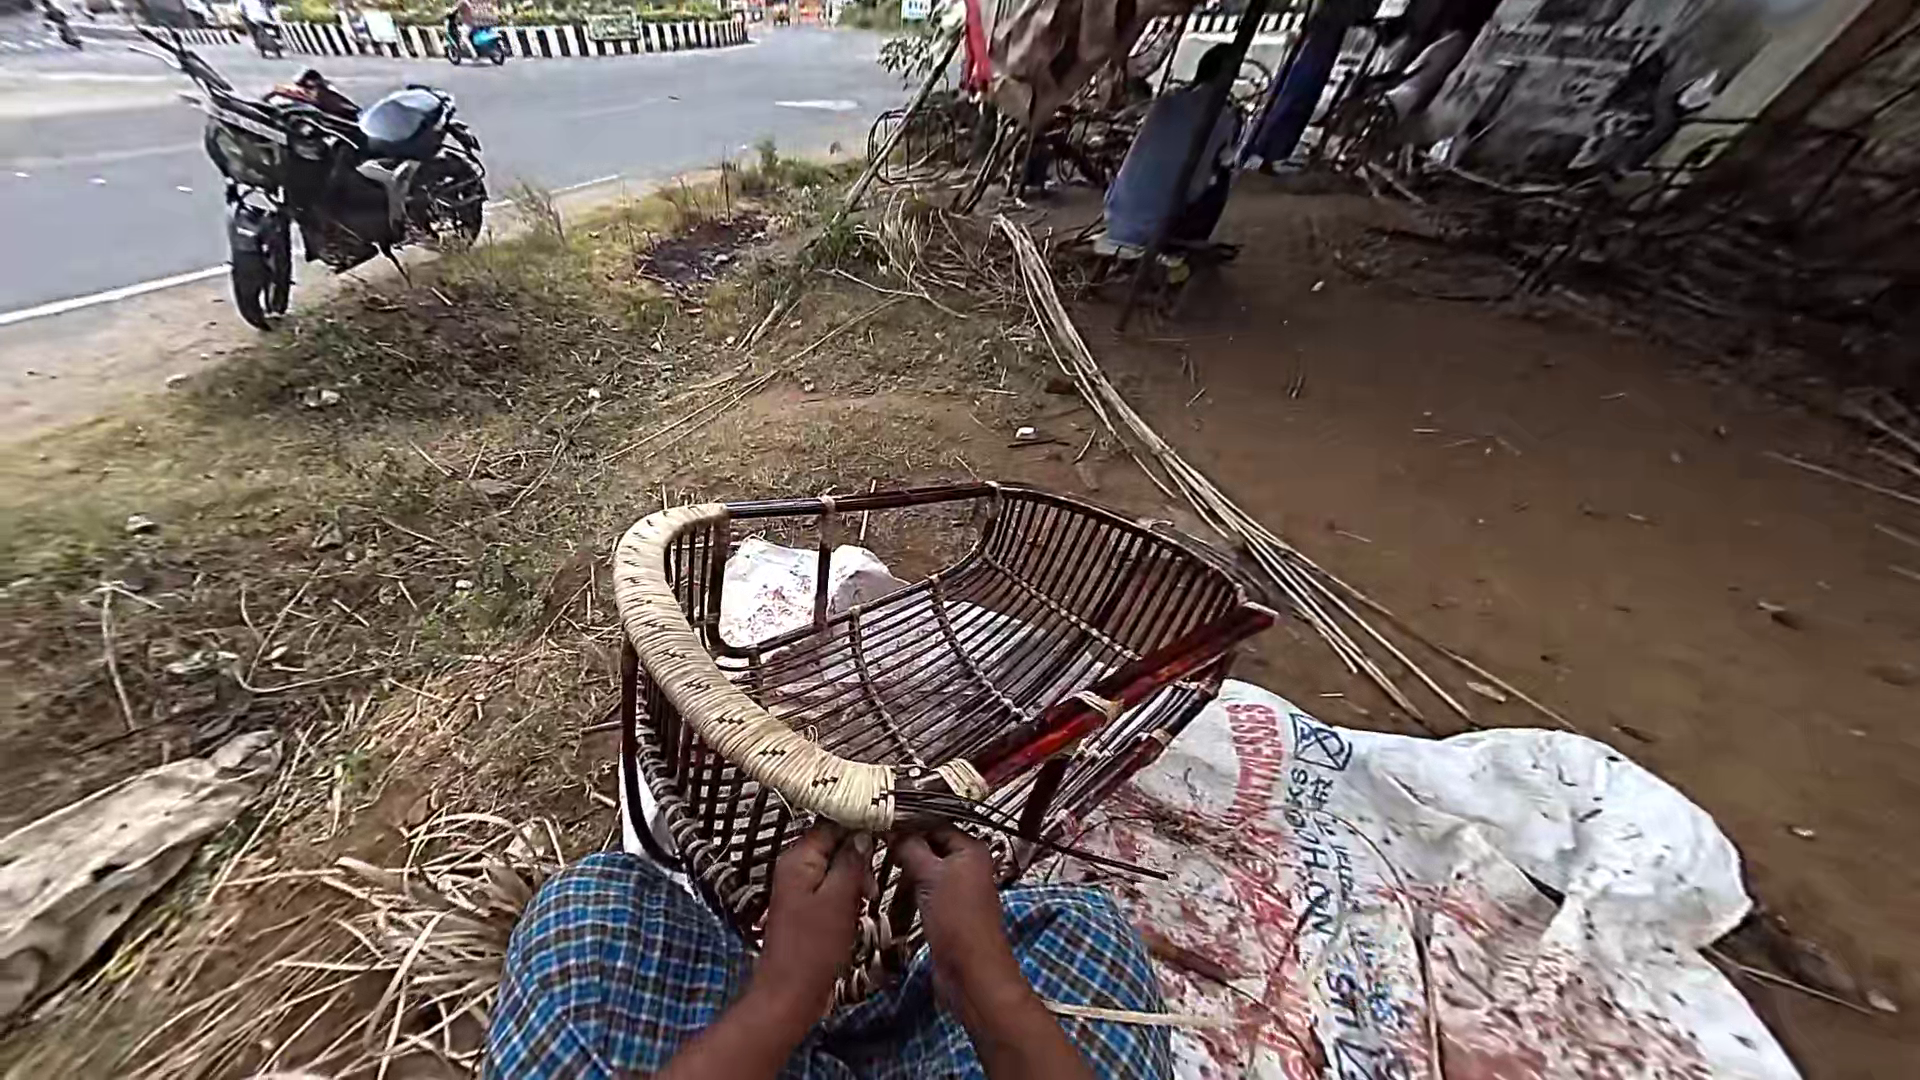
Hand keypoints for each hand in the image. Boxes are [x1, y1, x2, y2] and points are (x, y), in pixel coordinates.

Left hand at [752, 823, 874, 1025]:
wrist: (788, 998)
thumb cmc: (814, 947)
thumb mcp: (839, 898)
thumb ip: (851, 860)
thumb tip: (864, 833)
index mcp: (799, 856)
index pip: (832, 822)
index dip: (860, 824)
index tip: (886, 830)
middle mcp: (796, 864)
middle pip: (835, 842)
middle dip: (859, 856)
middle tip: (873, 881)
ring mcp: (800, 885)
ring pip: (836, 864)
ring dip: (855, 877)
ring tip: (867, 898)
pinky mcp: (806, 904)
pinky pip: (832, 884)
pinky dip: (847, 892)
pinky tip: (857, 909)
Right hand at [891, 827, 1021, 1002]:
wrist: (972, 974)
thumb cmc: (955, 918)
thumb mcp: (930, 876)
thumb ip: (910, 848)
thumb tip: (892, 828)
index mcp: (971, 847)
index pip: (936, 823)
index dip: (910, 823)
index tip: (882, 822)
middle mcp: (968, 863)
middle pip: (932, 845)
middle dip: (906, 846)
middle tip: (876, 843)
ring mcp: (959, 886)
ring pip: (927, 868)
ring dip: (907, 869)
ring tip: (879, 866)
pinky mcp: (949, 909)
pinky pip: (927, 888)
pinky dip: (912, 888)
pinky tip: (893, 890)